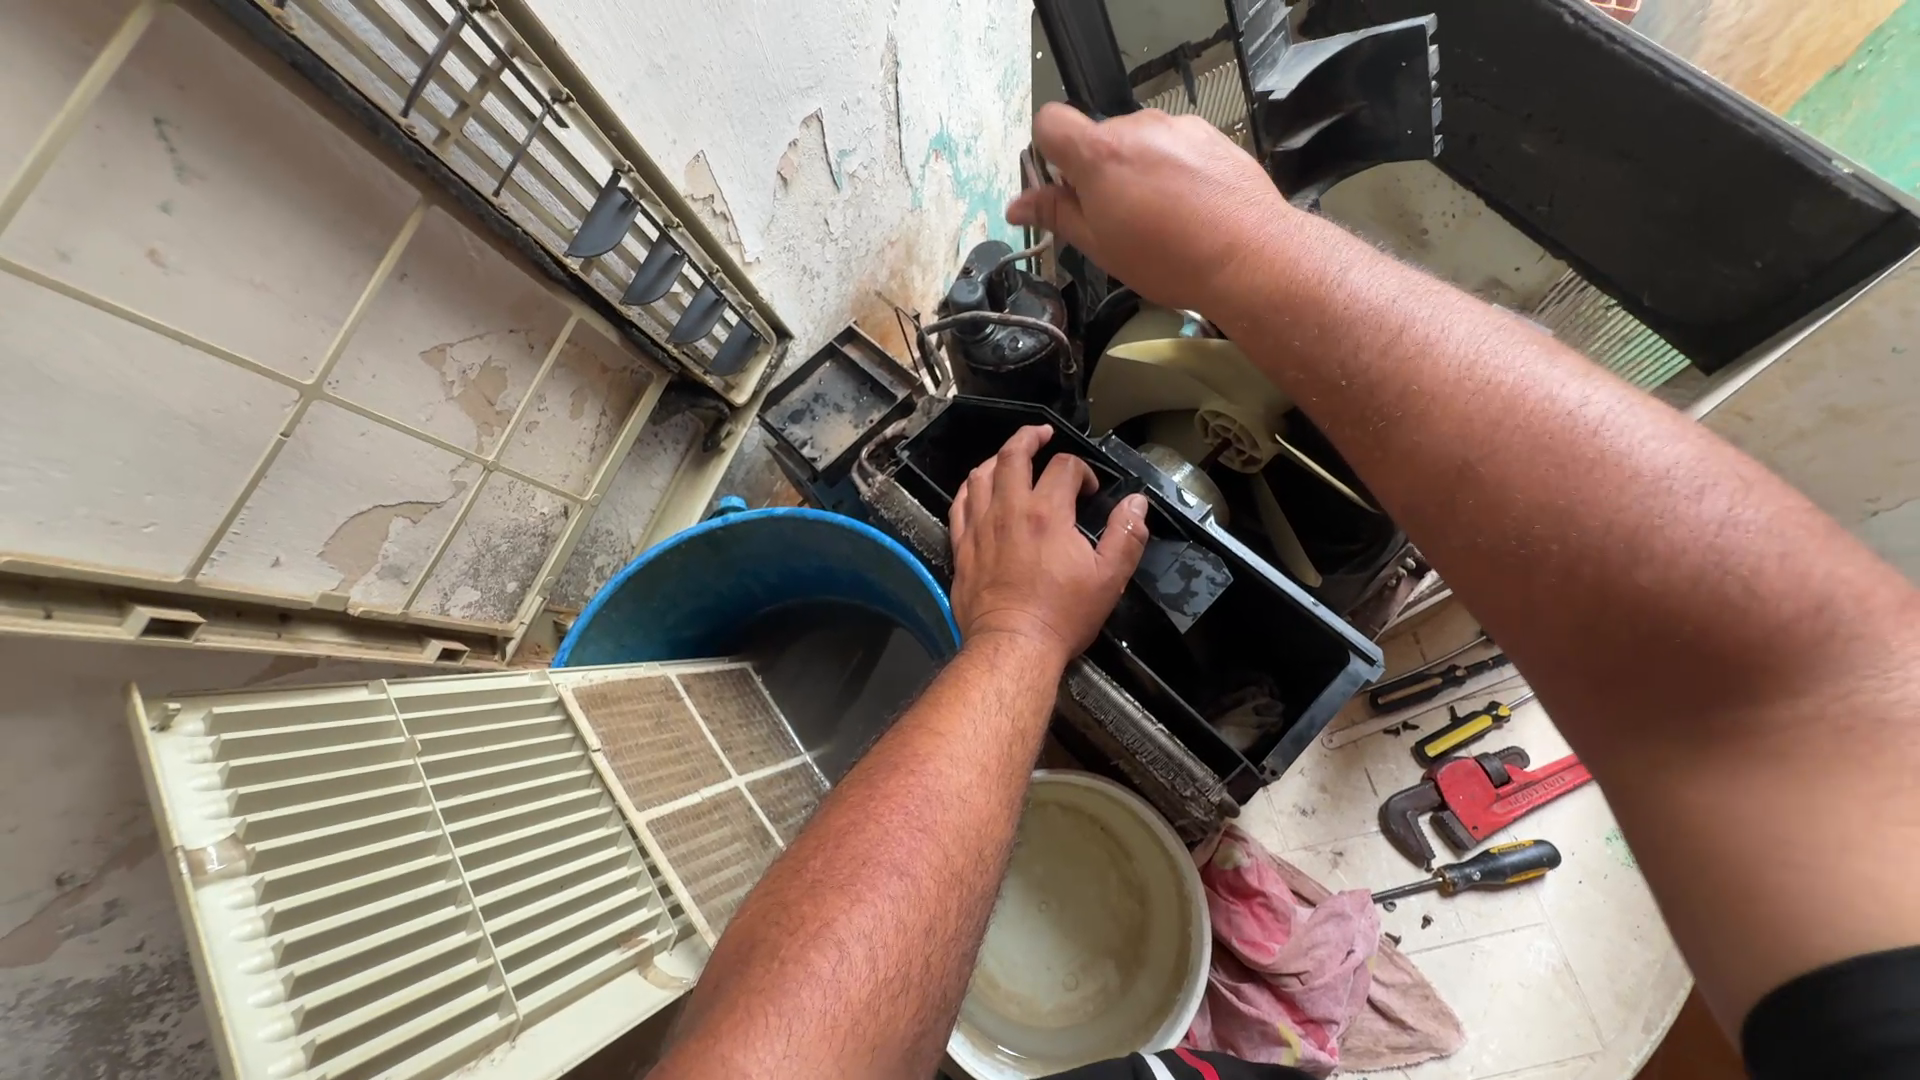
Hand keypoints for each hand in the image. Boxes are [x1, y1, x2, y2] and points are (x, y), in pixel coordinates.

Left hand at [948, 425, 1149, 666]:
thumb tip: (1137, 504)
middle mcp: (1009, 510)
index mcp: (1047, 513)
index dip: (1081, 470)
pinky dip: (970, 488)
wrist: (1013, 646)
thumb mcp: (1108, 579)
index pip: (1064, 467)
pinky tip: (977, 488)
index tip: (1089, 491)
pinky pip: (959, 505)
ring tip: (1011, 458)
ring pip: (981, 475)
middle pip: (1013, 455)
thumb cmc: (1063, 615)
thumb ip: (1126, 537)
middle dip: (1030, 437)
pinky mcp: (962, 546)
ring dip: (998, 458)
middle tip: (1042, 434)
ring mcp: (980, 527)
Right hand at [1006, 103, 1293, 314]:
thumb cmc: (1167, 259)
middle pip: (1097, 139)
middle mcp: (1136, 127)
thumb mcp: (1099, 246)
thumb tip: (1017, 204)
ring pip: (1136, 145)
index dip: (1046, 153)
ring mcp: (1176, 127)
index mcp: (1100, 154)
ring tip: (1157, 221)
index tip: (1060, 188)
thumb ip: (1056, 215)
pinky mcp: (1208, 134)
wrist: (1248, 256)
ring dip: (1134, 174)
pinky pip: (1171, 147)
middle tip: (1113, 222)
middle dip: (1096, 175)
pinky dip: (1168, 172)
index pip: (1050, 123)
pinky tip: (1186, 210)